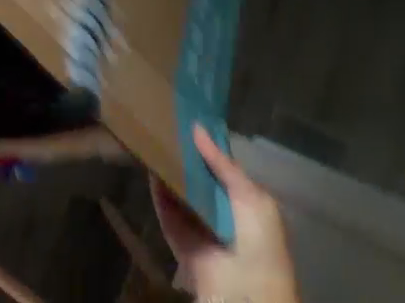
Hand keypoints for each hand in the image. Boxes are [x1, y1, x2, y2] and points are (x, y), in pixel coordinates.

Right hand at [152, 125, 297, 302]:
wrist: (243, 287)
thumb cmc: (259, 242)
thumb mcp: (254, 199)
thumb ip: (226, 166)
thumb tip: (197, 129)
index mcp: (243, 202)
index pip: (220, 168)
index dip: (206, 146)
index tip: (186, 119)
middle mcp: (218, 208)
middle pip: (195, 175)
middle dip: (182, 154)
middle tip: (161, 124)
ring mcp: (193, 218)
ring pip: (175, 186)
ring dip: (165, 167)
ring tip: (148, 137)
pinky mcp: (172, 228)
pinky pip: (161, 203)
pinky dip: (154, 186)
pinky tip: (146, 164)